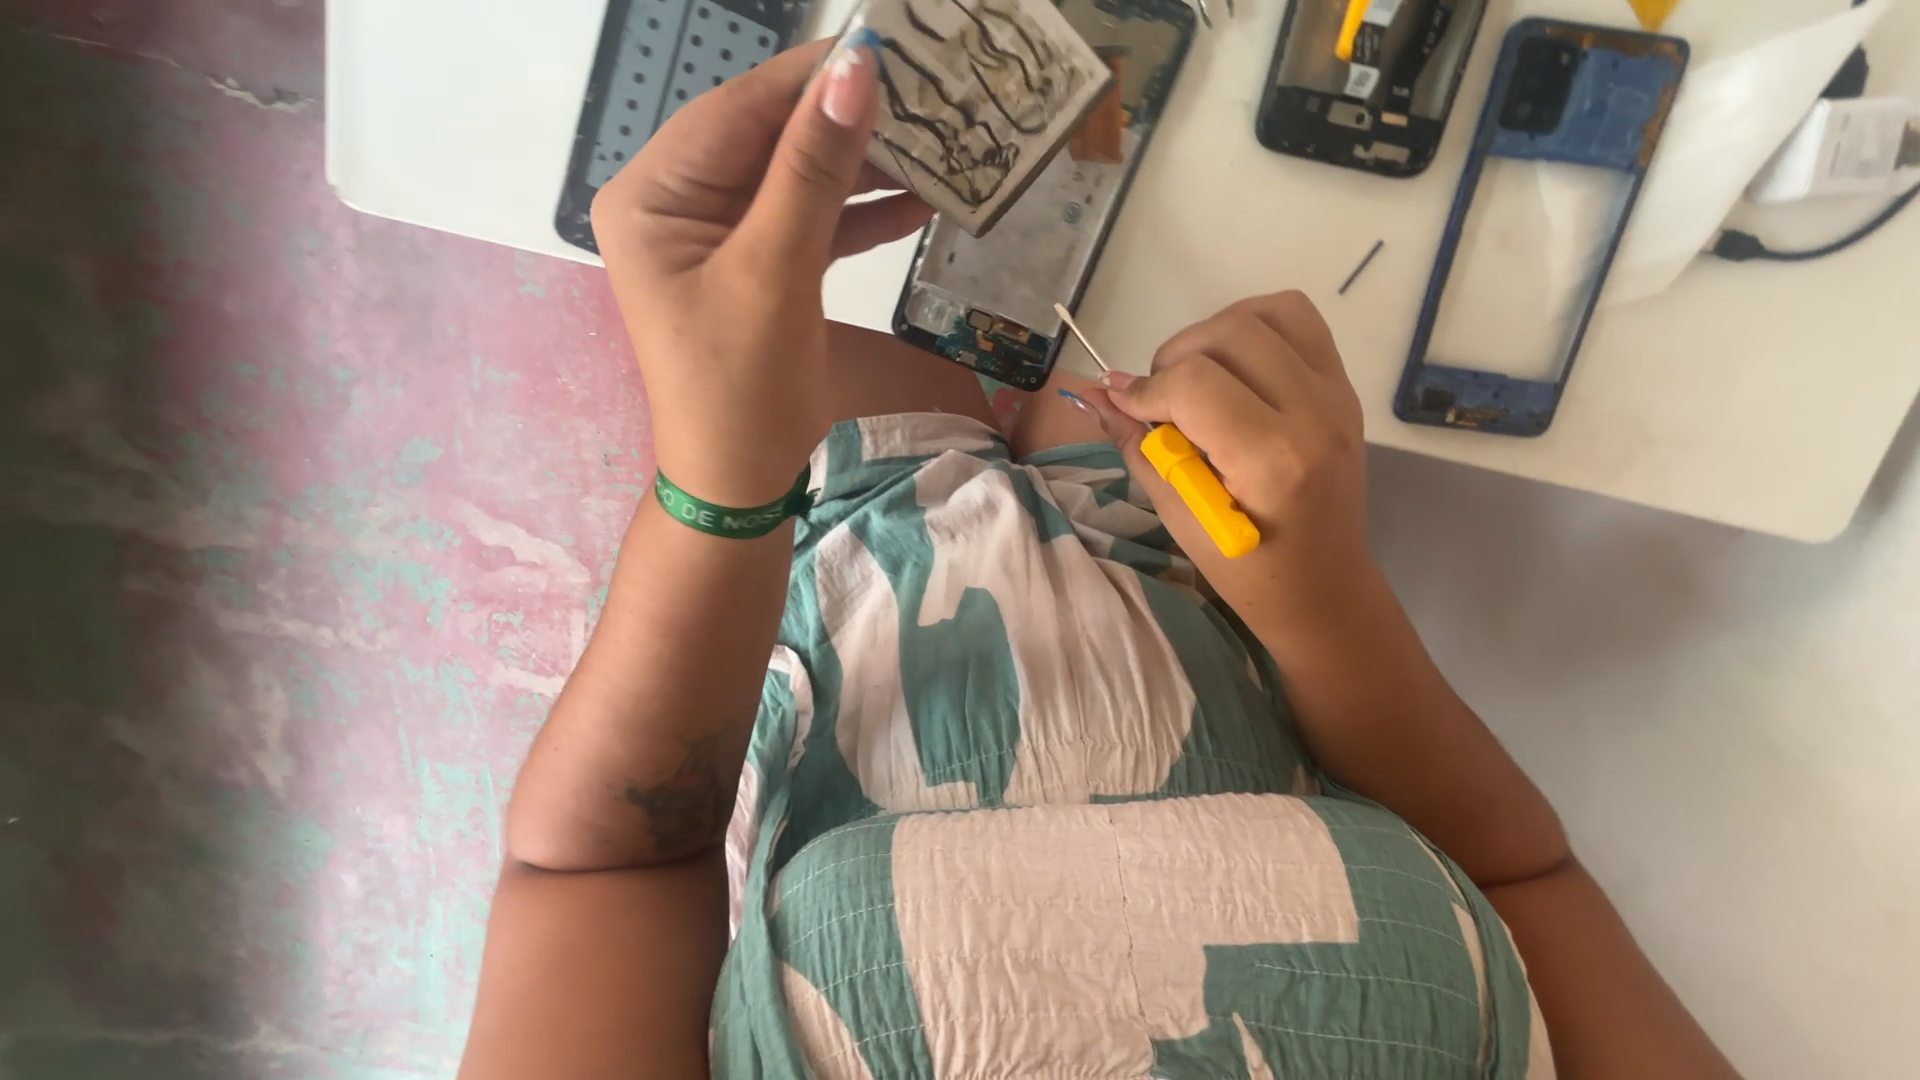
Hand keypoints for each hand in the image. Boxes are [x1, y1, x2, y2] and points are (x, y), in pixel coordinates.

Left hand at [593, 39, 930, 505]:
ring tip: (934, 149)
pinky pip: (809, 227)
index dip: (811, 80)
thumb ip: (813, 171)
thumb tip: (856, 73)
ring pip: (796, 183)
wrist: (742, 478)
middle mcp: (678, 205)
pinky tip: (916, 205)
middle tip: (924, 100)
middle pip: (769, 142)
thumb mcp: (774, 272)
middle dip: (845, 125)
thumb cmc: (741, 385)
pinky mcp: (758, 268)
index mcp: (652, 196)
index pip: (736, 112)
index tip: (888, 50)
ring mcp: (720, 238)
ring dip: (862, 172)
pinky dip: (858, 218)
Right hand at [1081, 292, 1376, 644]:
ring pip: (1266, 312)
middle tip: (1162, 399)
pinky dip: (1254, 326)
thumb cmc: (1244, 569)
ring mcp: (1336, 395)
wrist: (1321, 585)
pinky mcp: (1342, 386)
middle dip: (1175, 357)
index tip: (1127, 408)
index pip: (1194, 383)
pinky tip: (1231, 365)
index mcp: (1271, 459)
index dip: (1146, 390)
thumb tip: (1101, 393)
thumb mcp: (1179, 515)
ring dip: (1214, 333)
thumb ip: (1138, 446)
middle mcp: (1313, 414)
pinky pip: (1297, 320)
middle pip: (1229, 334)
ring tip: (1196, 375)